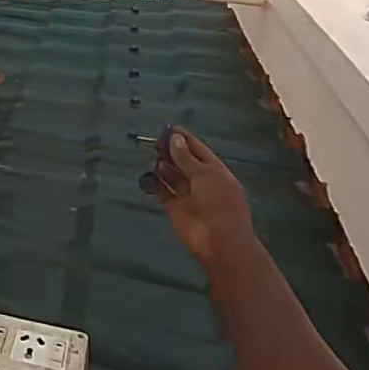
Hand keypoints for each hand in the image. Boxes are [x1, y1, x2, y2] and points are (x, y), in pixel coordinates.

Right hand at [158, 127, 255, 268]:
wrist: (220, 241)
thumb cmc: (219, 203)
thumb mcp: (205, 175)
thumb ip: (187, 158)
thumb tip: (175, 138)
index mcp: (216, 171)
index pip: (199, 150)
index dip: (185, 139)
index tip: (170, 128)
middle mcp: (203, 182)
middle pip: (185, 162)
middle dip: (172, 151)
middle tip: (156, 140)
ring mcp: (190, 196)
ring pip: (174, 177)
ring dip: (165, 166)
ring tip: (153, 155)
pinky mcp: (177, 210)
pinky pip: (165, 193)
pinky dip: (157, 185)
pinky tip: (148, 175)